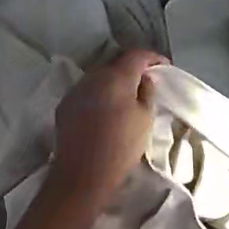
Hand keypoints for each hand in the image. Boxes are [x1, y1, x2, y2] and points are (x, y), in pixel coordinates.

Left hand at [47, 49, 167, 202]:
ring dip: (113, 81)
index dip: (153, 57)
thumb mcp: (145, 119)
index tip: (164, 66)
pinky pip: (86, 91)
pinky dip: (98, 94)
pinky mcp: (65, 104)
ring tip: (125, 96)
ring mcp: (76, 89)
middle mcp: (93, 76)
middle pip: (116, 63)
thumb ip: (147, 92)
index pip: (136, 54)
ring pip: (99, 76)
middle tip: (145, 81)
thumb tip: (144, 78)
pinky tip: (104, 109)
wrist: (83, 174)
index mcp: (116, 77)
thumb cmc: (121, 147)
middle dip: (132, 68)